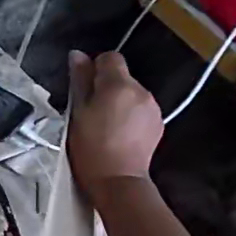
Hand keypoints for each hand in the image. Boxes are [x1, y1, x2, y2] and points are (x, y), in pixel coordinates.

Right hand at [66, 51, 162, 194]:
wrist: (118, 179)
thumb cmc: (89, 146)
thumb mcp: (77, 113)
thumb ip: (79, 81)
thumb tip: (77, 55)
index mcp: (118, 85)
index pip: (110, 57)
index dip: (95, 68)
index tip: (85, 89)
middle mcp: (141, 90)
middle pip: (122, 76)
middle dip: (107, 86)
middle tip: (91, 111)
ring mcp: (153, 107)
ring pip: (132, 93)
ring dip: (119, 101)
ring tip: (105, 124)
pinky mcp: (158, 123)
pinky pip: (141, 108)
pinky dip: (130, 114)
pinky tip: (120, 133)